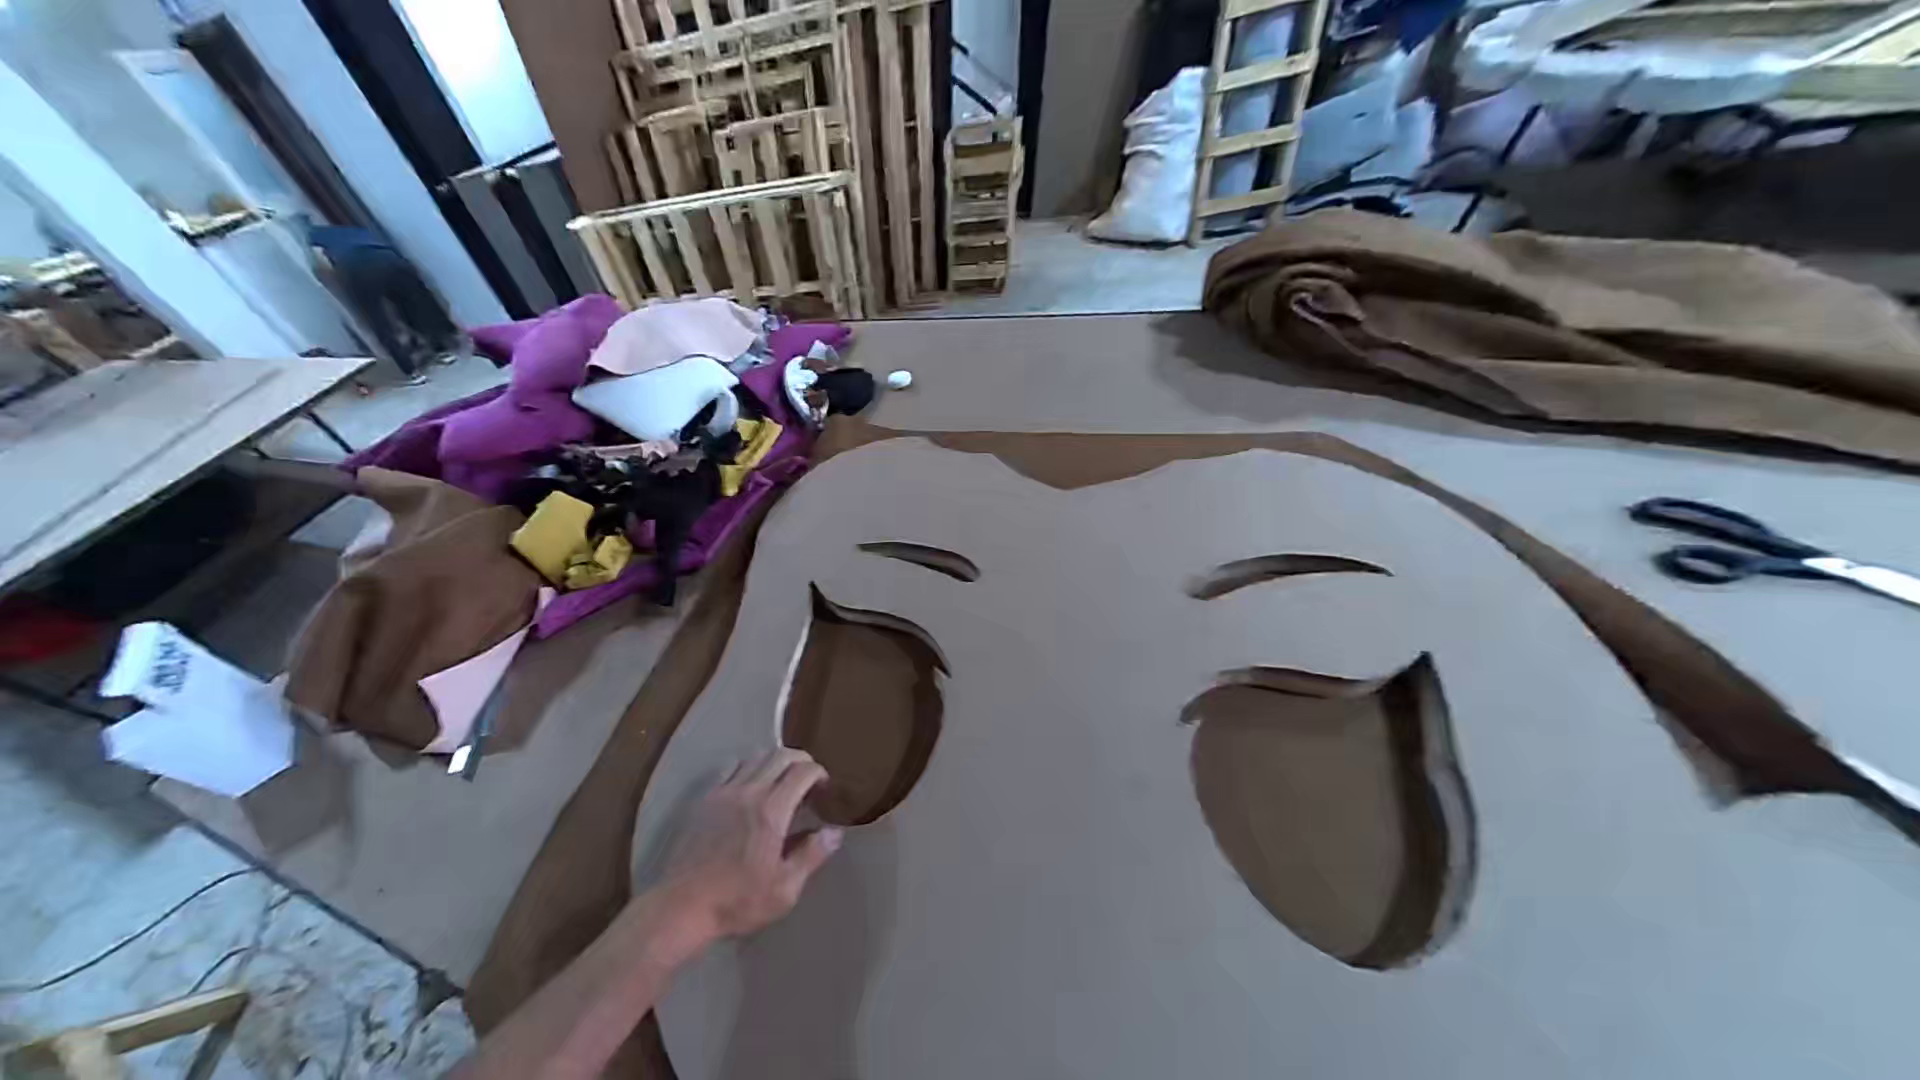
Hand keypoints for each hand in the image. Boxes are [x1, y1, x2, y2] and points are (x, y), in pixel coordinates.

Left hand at [657, 747, 843, 945]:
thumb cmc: (736, 902)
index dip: (819, 773)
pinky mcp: (704, 799)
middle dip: (801, 761)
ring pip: (756, 757)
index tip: (824, 787)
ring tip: (781, 781)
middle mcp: (749, 792)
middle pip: (781, 755)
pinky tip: (750, 787)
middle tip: (808, 780)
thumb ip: (812, 855)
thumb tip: (835, 832)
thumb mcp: (784, 890)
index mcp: (771, 812)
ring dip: (775, 761)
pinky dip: (748, 767)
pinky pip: (731, 768)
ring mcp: (723, 792)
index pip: (802, 772)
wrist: (679, 909)